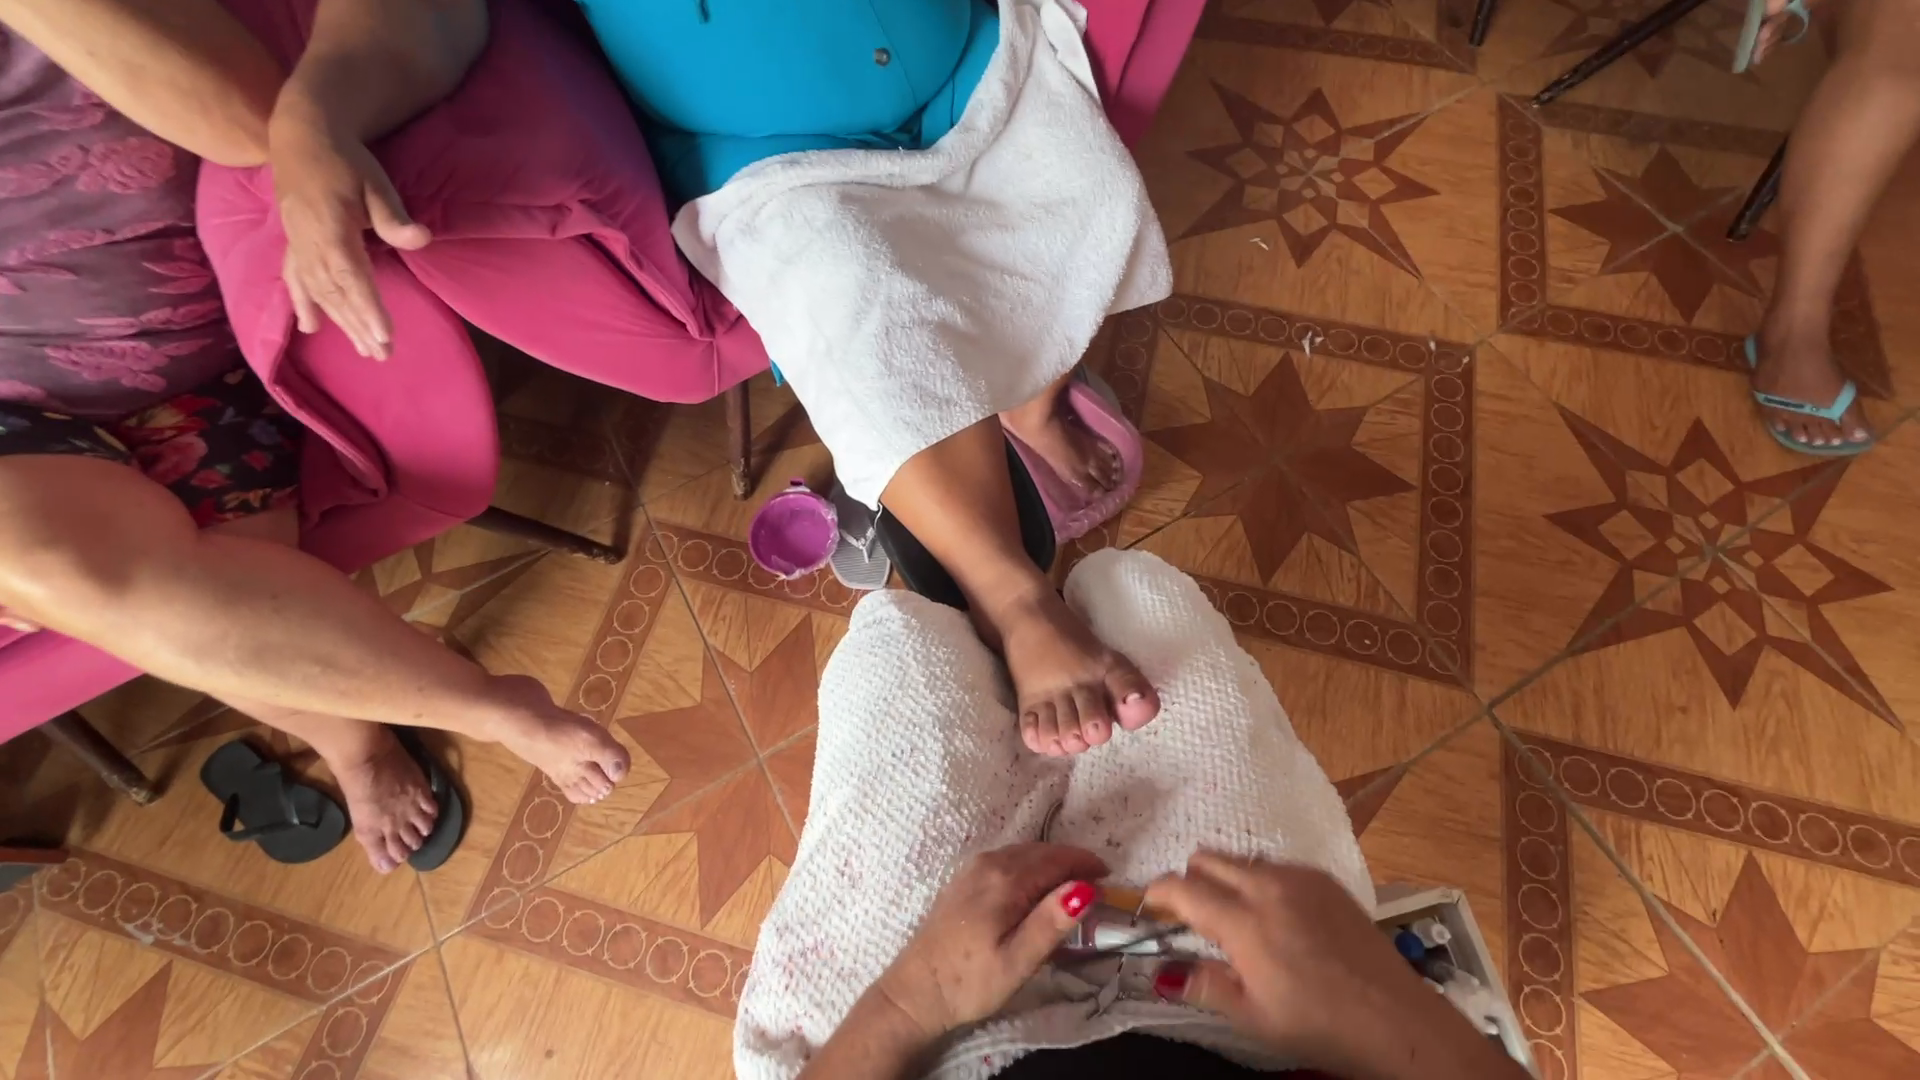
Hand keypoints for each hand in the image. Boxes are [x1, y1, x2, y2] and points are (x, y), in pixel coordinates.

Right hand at [267, 104, 429, 359]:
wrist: (301, 135)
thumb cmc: (347, 162)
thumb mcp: (376, 183)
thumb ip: (393, 216)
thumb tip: (421, 238)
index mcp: (329, 226)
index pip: (350, 275)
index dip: (366, 306)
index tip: (383, 333)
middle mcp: (307, 240)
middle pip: (334, 291)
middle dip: (359, 325)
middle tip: (383, 354)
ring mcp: (296, 242)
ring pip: (318, 290)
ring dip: (341, 322)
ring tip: (365, 351)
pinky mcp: (293, 241)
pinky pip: (294, 278)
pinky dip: (302, 303)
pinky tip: (310, 328)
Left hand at [873, 843, 1105, 1039]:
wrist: (916, 990)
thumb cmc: (970, 982)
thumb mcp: (1018, 961)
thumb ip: (1051, 922)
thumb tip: (1086, 887)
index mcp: (1004, 878)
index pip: (1055, 858)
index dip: (1084, 863)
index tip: (1109, 876)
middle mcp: (988, 862)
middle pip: (1039, 851)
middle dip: (1070, 861)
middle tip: (1096, 883)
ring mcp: (972, 867)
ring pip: (1022, 853)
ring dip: (1050, 863)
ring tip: (1072, 886)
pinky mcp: (963, 878)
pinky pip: (1006, 860)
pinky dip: (1029, 866)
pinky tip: (1035, 888)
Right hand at [1146, 853, 1524, 1079]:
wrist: (1398, 1021)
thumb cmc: (1320, 1026)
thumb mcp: (1253, 1018)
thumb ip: (1203, 985)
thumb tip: (1161, 971)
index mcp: (1243, 921)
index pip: (1181, 887)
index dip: (1158, 894)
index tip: (1152, 909)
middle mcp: (1266, 885)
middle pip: (1206, 858)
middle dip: (1190, 880)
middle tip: (1195, 916)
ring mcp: (1298, 876)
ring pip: (1240, 858)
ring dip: (1226, 879)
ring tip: (1240, 919)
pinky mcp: (1323, 878)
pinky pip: (1274, 864)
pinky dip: (1261, 881)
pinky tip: (1280, 918)